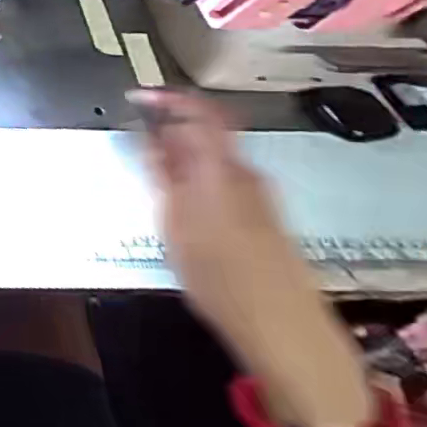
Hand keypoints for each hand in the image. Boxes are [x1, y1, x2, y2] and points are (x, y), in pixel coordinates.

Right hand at [128, 88, 373, 426]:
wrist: (285, 329)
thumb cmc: (221, 275)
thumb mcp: (174, 223)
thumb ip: (160, 173)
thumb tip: (148, 137)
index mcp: (219, 165)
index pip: (197, 109)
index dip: (167, 97)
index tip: (140, 97)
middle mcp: (244, 171)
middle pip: (206, 132)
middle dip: (171, 131)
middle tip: (140, 144)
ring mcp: (259, 193)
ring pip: (214, 158)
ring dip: (183, 157)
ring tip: (156, 180)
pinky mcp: (265, 216)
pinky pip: (225, 180)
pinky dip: (200, 180)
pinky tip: (185, 209)